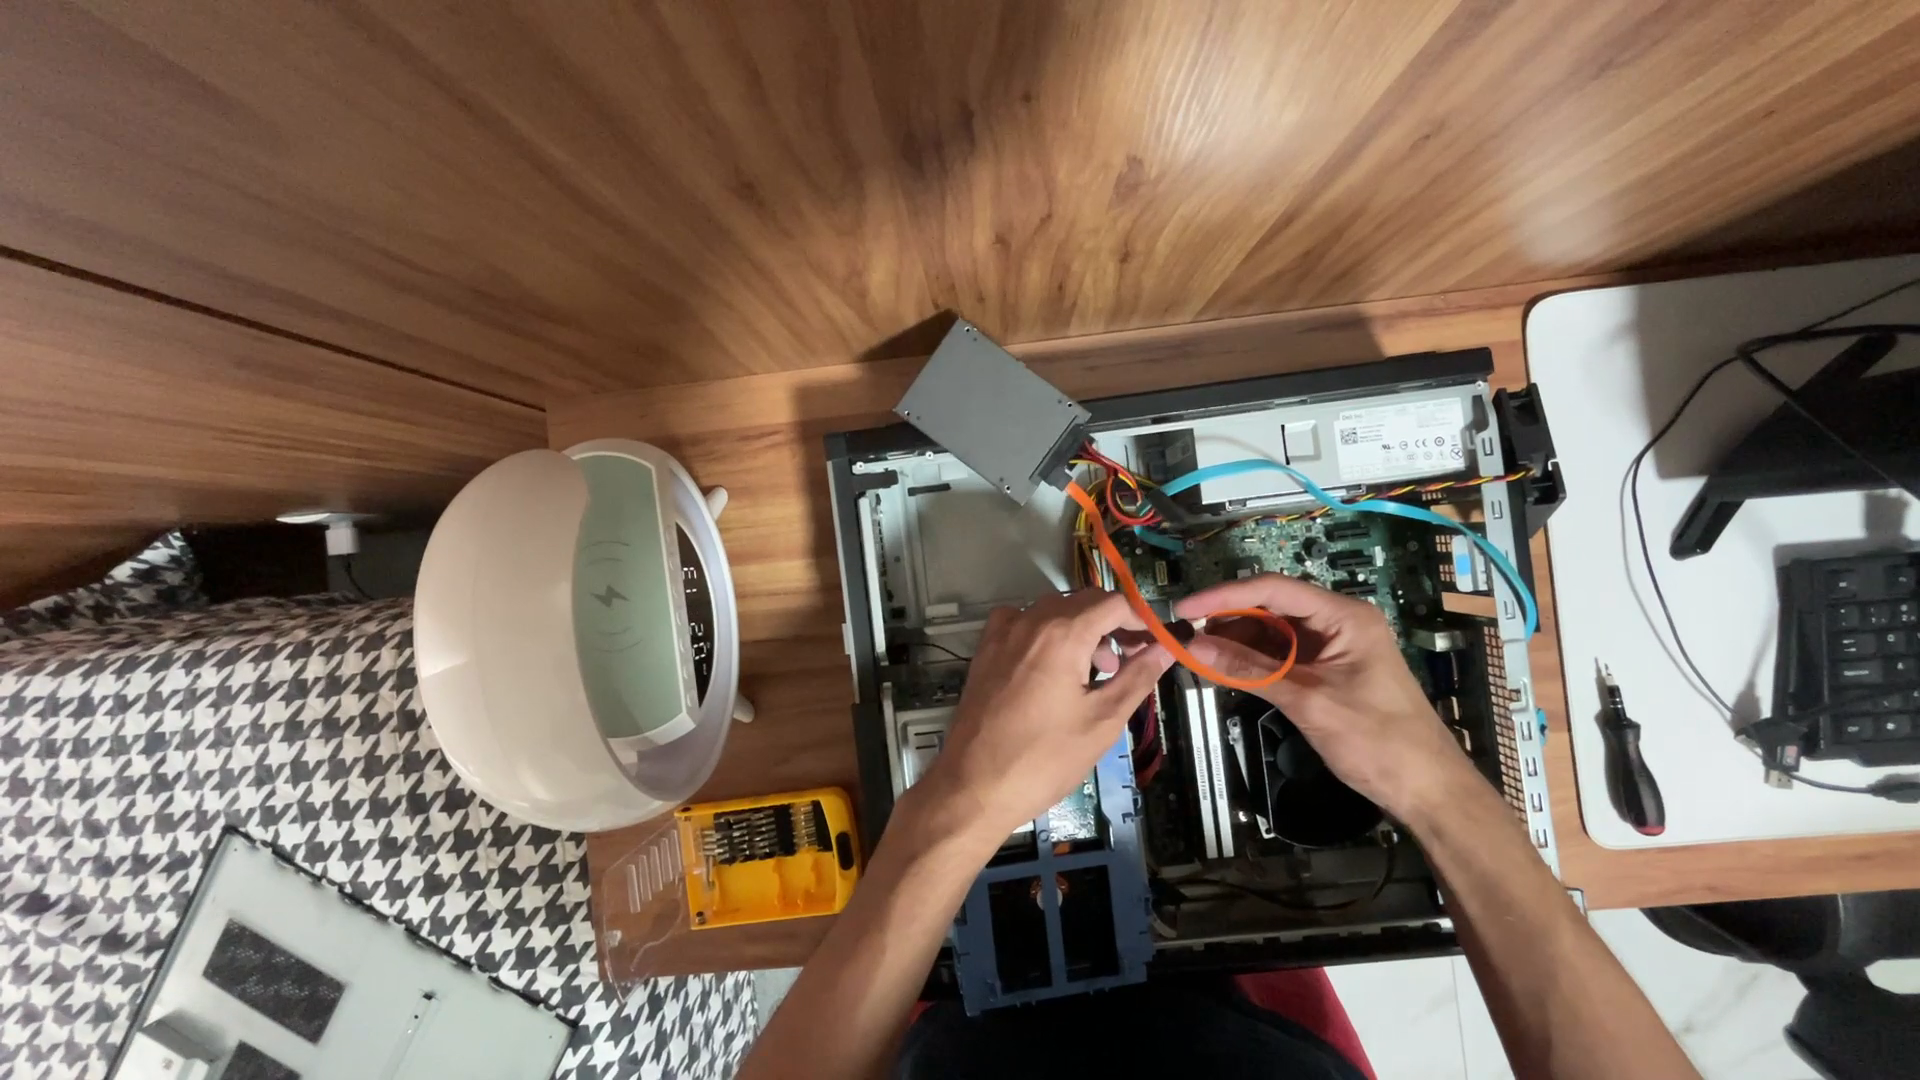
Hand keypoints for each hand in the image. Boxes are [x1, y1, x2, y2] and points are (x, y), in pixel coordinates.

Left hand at [914, 590, 1172, 842]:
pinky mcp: (985, 649)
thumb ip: (1138, 676)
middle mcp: (1029, 620)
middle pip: (1083, 602)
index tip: (1157, 641)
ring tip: (1098, 671)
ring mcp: (1002, 632)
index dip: (1141, 617)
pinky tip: (1054, 667)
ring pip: (1053, 611)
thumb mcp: (1102, 721)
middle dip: (1114, 623)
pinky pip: (1024, 623)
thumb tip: (1167, 647)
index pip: (1113, 602)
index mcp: (1061, 632)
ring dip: (1082, 629)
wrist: (974, 786)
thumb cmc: (1043, 759)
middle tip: (1134, 657)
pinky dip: (1047, 633)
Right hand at [1173, 574, 1476, 822]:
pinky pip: (1278, 655)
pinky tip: (1220, 667)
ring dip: (1233, 641)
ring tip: (1193, 651)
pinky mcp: (1324, 670)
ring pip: (1270, 631)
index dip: (1224, 596)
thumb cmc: (1377, 740)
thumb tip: (1192, 647)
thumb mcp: (1307, 702)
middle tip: (1181, 631)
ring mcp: (1330, 647)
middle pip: (1269, 606)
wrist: (1426, 789)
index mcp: (1343, 616)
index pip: (1273, 589)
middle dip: (1225, 618)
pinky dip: (1249, 661)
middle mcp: (1336, 622)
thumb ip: (1249, 671)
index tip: (1184, 608)